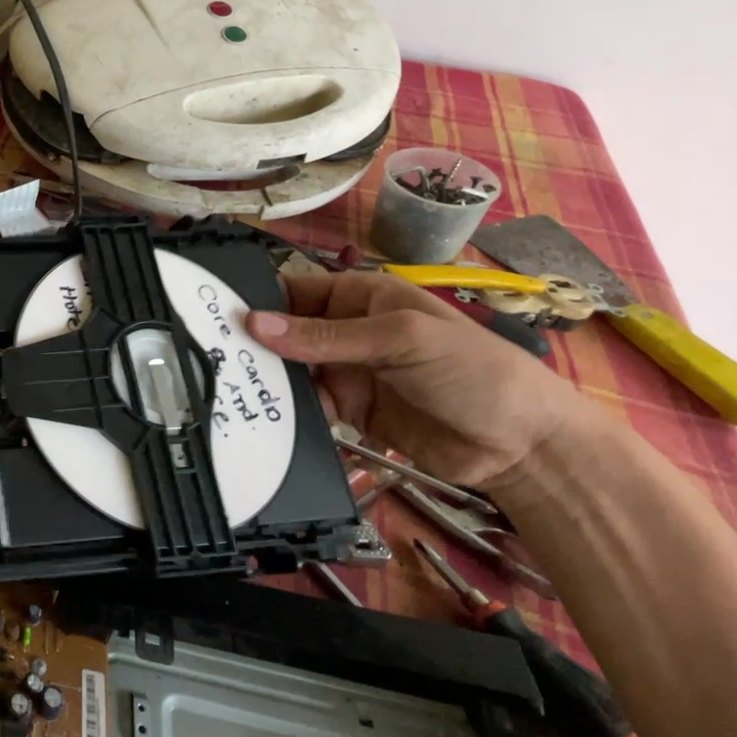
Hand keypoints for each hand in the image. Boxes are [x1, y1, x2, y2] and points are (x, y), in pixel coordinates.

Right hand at [245, 272, 585, 486]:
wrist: (524, 446)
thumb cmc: (472, 371)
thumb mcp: (400, 340)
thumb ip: (325, 336)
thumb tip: (253, 325)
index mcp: (359, 297)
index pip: (294, 290)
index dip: (256, 299)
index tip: (212, 314)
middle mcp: (345, 331)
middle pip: (284, 332)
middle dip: (254, 344)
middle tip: (211, 357)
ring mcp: (346, 372)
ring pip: (290, 370)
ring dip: (267, 379)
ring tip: (229, 390)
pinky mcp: (349, 411)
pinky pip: (307, 407)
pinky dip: (287, 411)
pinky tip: (264, 418)